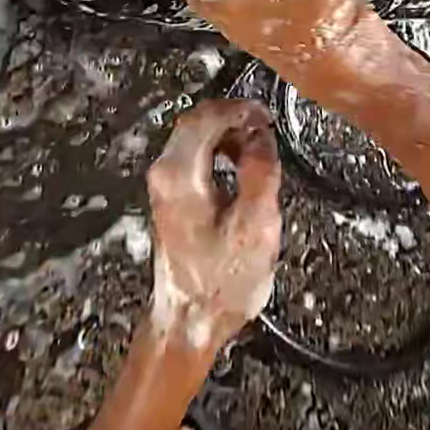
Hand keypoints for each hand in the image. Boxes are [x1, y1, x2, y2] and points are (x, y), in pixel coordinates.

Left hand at [145, 99, 283, 350]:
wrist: (191, 320)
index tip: (264, 114)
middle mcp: (165, 173)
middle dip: (234, 117)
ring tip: (257, 147)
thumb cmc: (220, 282)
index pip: (206, 118)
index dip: (239, 109)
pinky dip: (219, 147)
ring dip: (227, 132)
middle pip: (196, 121)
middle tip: (264, 126)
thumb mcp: (256, 226)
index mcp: (180, 175)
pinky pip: (194, 152)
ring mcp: (164, 183)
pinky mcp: (171, 194)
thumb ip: (261, 172)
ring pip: (194, 134)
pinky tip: (240, 162)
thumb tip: (261, 137)